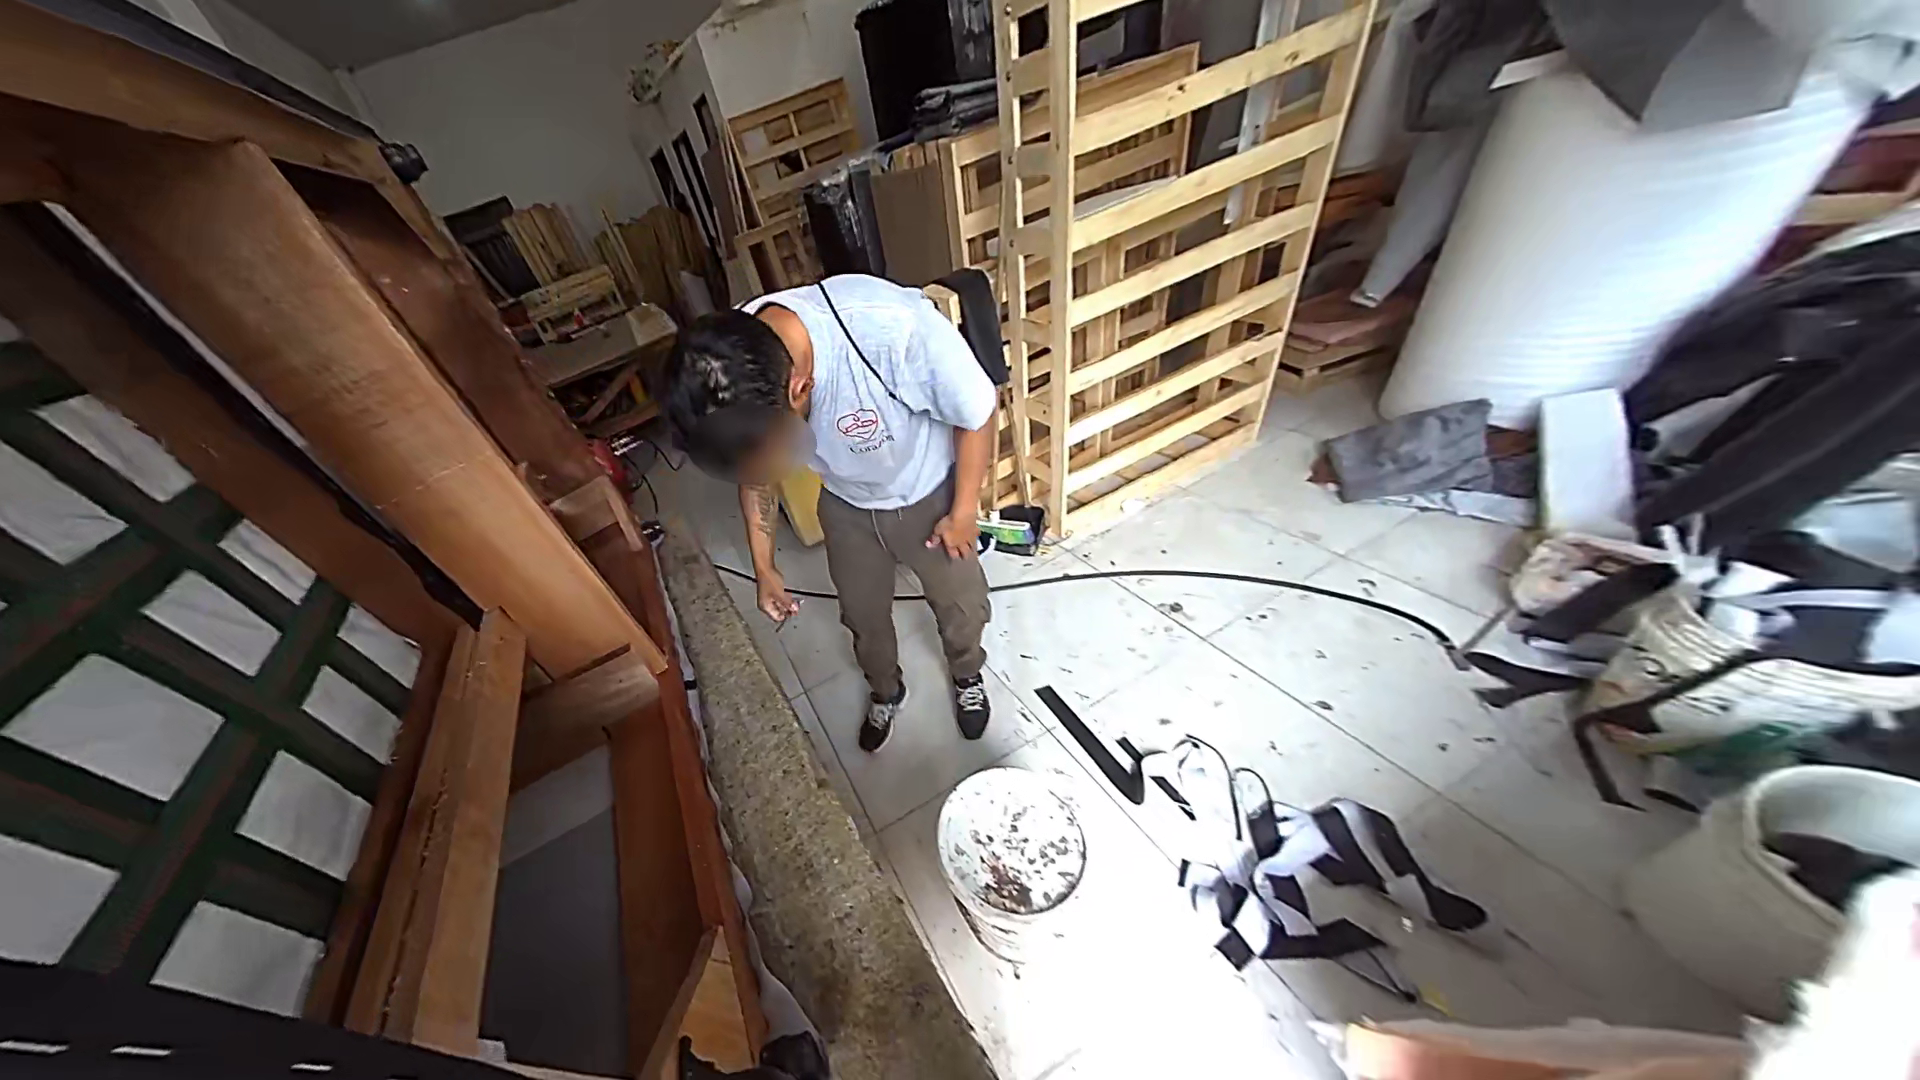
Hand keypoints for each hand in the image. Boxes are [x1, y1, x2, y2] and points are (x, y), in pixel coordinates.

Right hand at [756, 570, 801, 621]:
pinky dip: (785, 600)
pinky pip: (778, 599)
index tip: (794, 612)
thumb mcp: (781, 594)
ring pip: (779, 606)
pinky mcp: (770, 593)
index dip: (786, 616)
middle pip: (778, 612)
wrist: (766, 569)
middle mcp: (765, 605)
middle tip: (796, 607)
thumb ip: (788, 603)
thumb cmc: (771, 581)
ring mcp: (767, 599)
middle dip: (788, 610)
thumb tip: (794, 610)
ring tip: (795, 603)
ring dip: (787, 605)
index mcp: (765, 607)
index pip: (777, 618)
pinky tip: (790, 597)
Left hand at [926, 512, 976, 559]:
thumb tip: (928, 545)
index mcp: (952, 544)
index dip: (953, 556)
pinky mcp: (976, 529)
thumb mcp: (938, 530)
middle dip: (965, 556)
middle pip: (965, 553)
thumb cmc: (948, 523)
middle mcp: (962, 543)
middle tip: (965, 557)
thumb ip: (934, 538)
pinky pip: (977, 535)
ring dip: (972, 548)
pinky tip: (976, 534)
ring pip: (973, 546)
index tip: (954, 557)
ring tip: (973, 550)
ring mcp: (970, 537)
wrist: (963, 514)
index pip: (953, 554)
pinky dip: (976, 535)